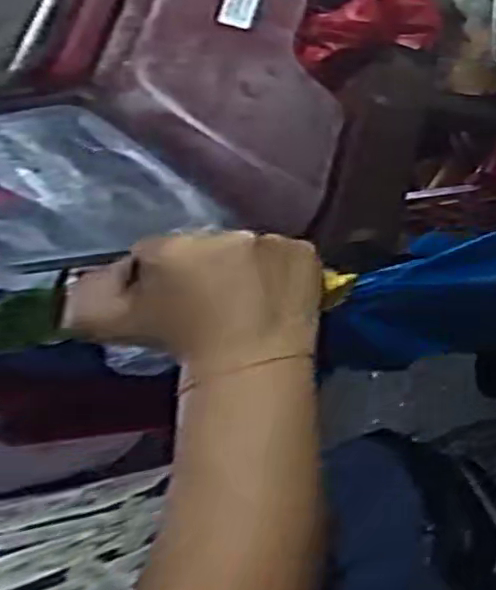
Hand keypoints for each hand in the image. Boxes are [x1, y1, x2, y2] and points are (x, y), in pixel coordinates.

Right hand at [64, 232, 323, 374]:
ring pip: (247, 247)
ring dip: (241, 262)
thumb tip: (117, 269)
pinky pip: (284, 253)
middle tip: (204, 294)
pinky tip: (270, 290)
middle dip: (199, 263)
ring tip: (241, 294)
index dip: (152, 272)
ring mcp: (275, 240)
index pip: (152, 249)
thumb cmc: (178, 338)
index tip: (163, 294)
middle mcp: (229, 235)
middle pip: (204, 243)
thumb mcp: (105, 320)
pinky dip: (277, 266)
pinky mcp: (307, 251)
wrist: (253, 354)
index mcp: (175, 246)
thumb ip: (94, 287)